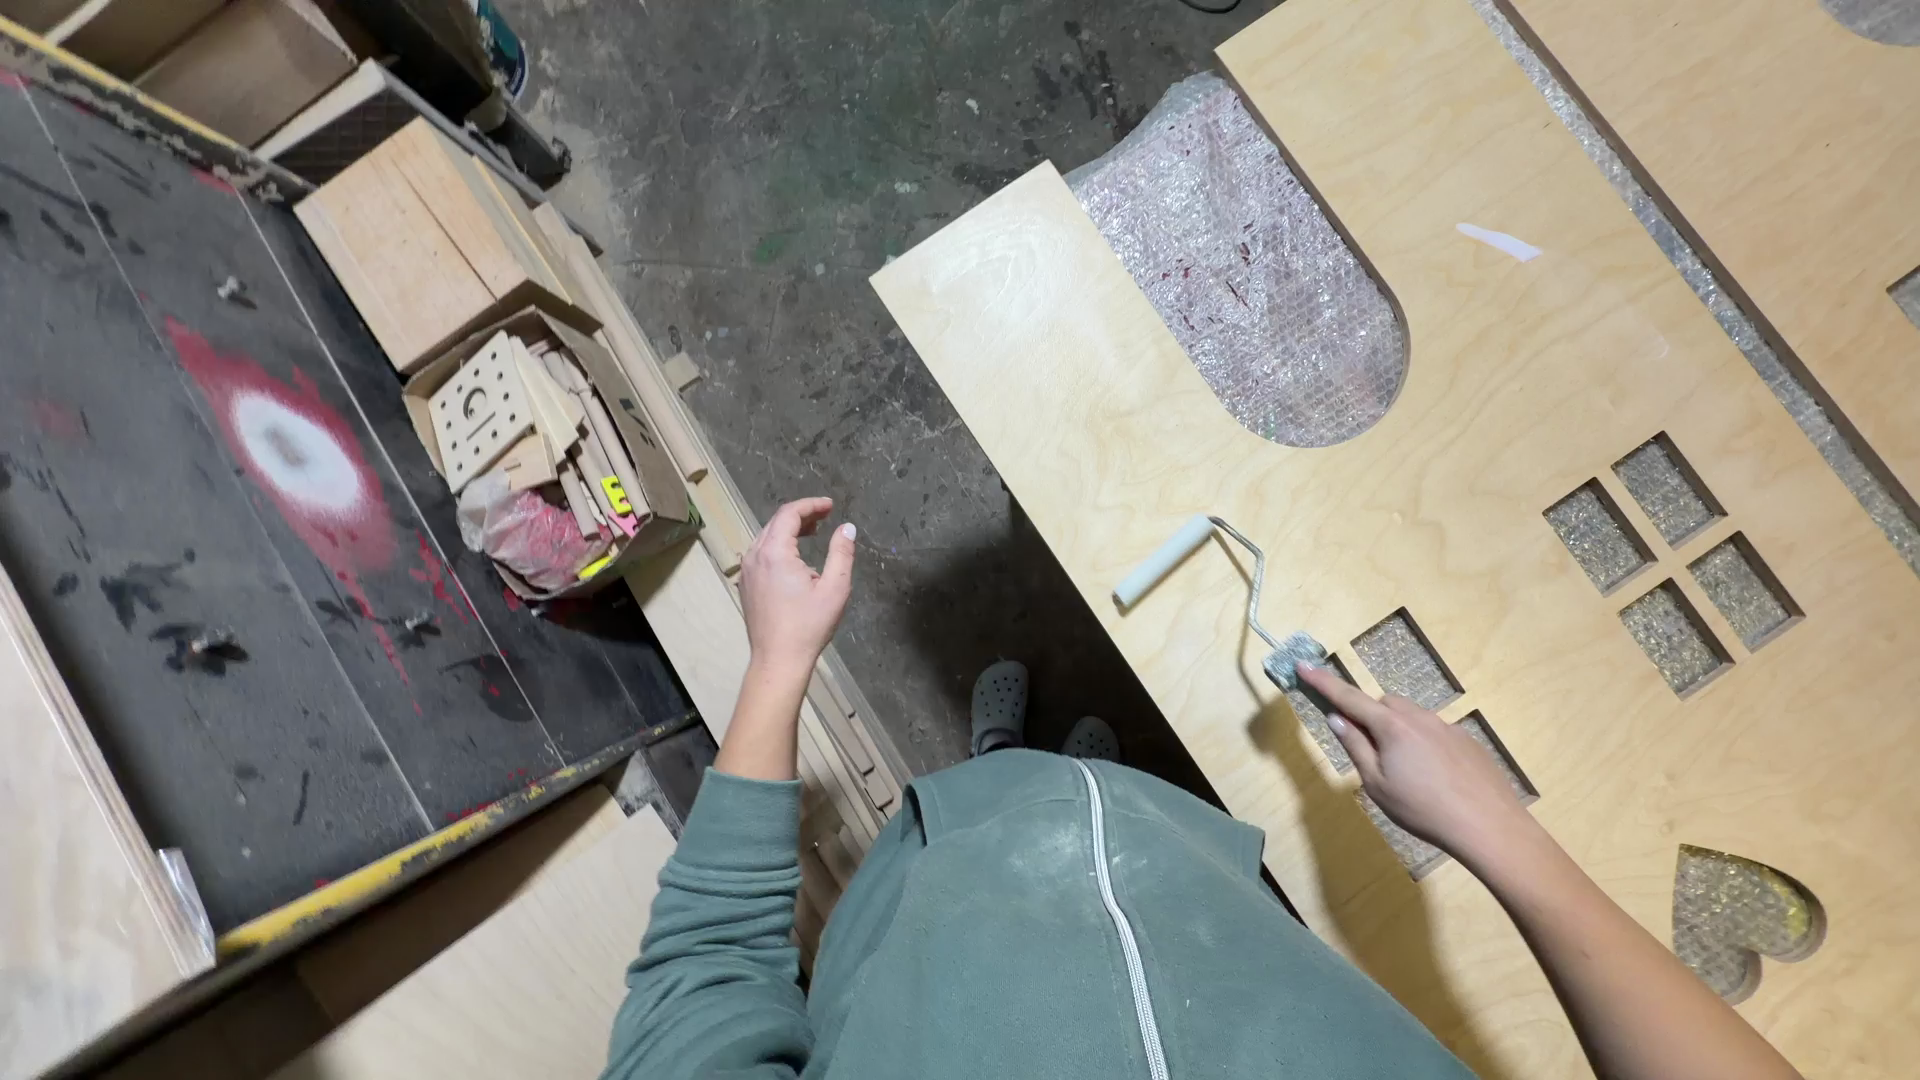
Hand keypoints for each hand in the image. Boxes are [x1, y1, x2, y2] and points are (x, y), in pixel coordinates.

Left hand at [740, 497, 855, 675]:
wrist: (778, 659)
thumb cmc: (809, 625)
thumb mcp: (835, 588)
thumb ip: (841, 552)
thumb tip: (847, 527)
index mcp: (775, 552)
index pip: (789, 514)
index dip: (811, 505)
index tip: (831, 506)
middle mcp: (755, 556)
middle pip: (776, 522)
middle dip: (801, 515)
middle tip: (826, 516)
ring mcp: (747, 571)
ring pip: (766, 536)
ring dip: (789, 530)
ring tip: (814, 533)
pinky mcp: (746, 584)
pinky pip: (761, 553)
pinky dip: (779, 545)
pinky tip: (795, 558)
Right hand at [1296, 661, 1535, 864]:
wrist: (1491, 828)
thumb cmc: (1424, 809)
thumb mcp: (1377, 784)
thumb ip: (1356, 747)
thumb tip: (1337, 718)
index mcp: (1391, 727)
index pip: (1348, 697)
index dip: (1323, 681)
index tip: (1302, 664)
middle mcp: (1419, 718)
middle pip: (1385, 703)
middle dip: (1371, 715)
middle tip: (1370, 749)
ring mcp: (1447, 728)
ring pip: (1411, 716)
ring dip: (1398, 730)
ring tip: (1407, 769)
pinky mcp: (1468, 742)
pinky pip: (1435, 732)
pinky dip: (1424, 743)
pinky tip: (1435, 777)